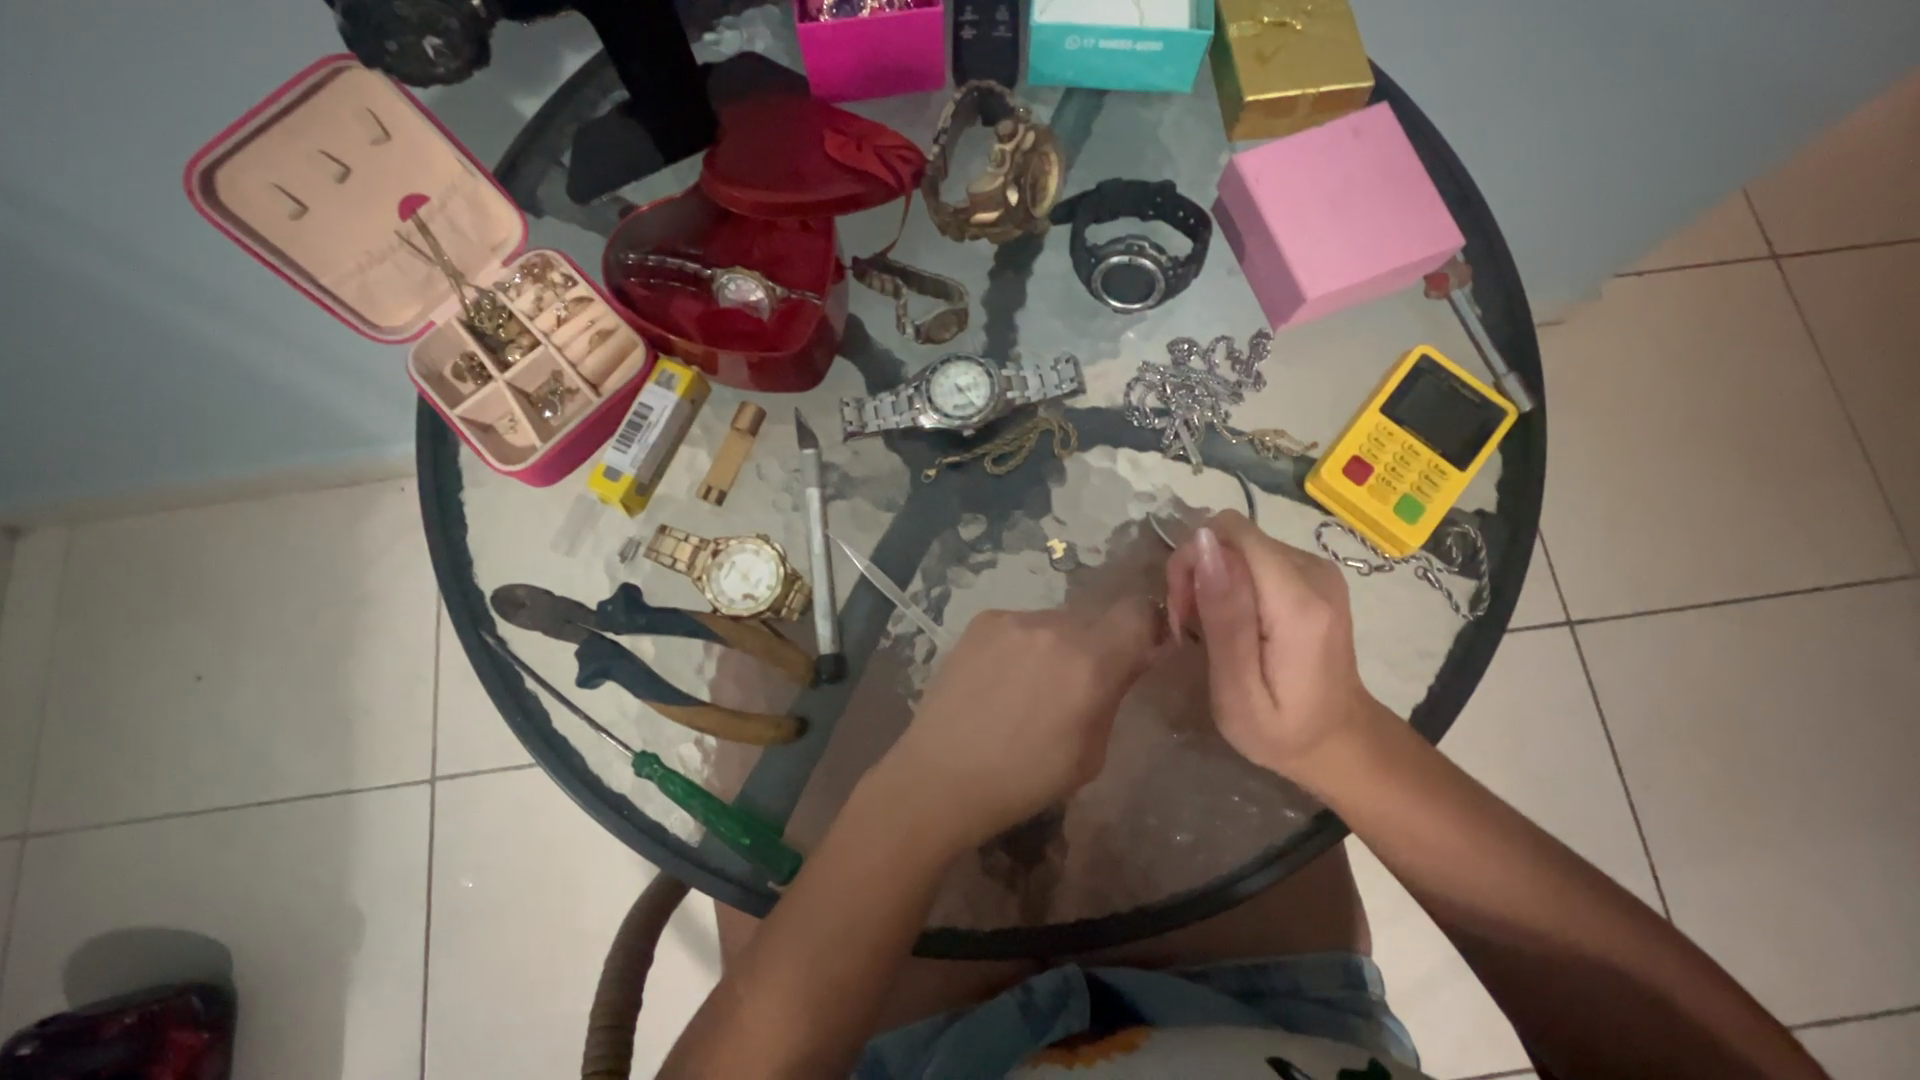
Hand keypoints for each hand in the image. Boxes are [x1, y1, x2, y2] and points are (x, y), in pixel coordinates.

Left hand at [872, 599, 1161, 851]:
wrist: (941, 777)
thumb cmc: (1025, 781)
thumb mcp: (1092, 753)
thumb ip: (1114, 696)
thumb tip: (1128, 664)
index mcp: (1091, 663)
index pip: (1139, 612)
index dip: (1146, 630)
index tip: (1138, 655)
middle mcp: (1055, 627)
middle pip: (1096, 618)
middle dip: (1098, 645)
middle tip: (1077, 685)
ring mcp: (1013, 620)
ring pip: (1056, 621)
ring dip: (1057, 646)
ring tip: (1029, 688)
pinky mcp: (981, 622)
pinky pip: (1020, 625)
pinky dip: (1022, 646)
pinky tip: (999, 681)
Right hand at [1165, 511, 1377, 781]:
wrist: (1341, 742)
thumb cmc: (1282, 731)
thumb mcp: (1238, 691)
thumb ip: (1224, 615)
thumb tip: (1204, 541)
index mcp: (1298, 602)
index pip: (1229, 534)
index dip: (1193, 563)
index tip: (1182, 616)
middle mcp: (1314, 571)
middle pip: (1233, 536)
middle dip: (1197, 573)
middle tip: (1188, 628)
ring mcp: (1319, 569)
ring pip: (1240, 544)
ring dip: (1211, 579)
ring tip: (1207, 630)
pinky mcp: (1314, 574)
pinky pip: (1255, 556)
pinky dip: (1231, 582)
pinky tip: (1231, 622)